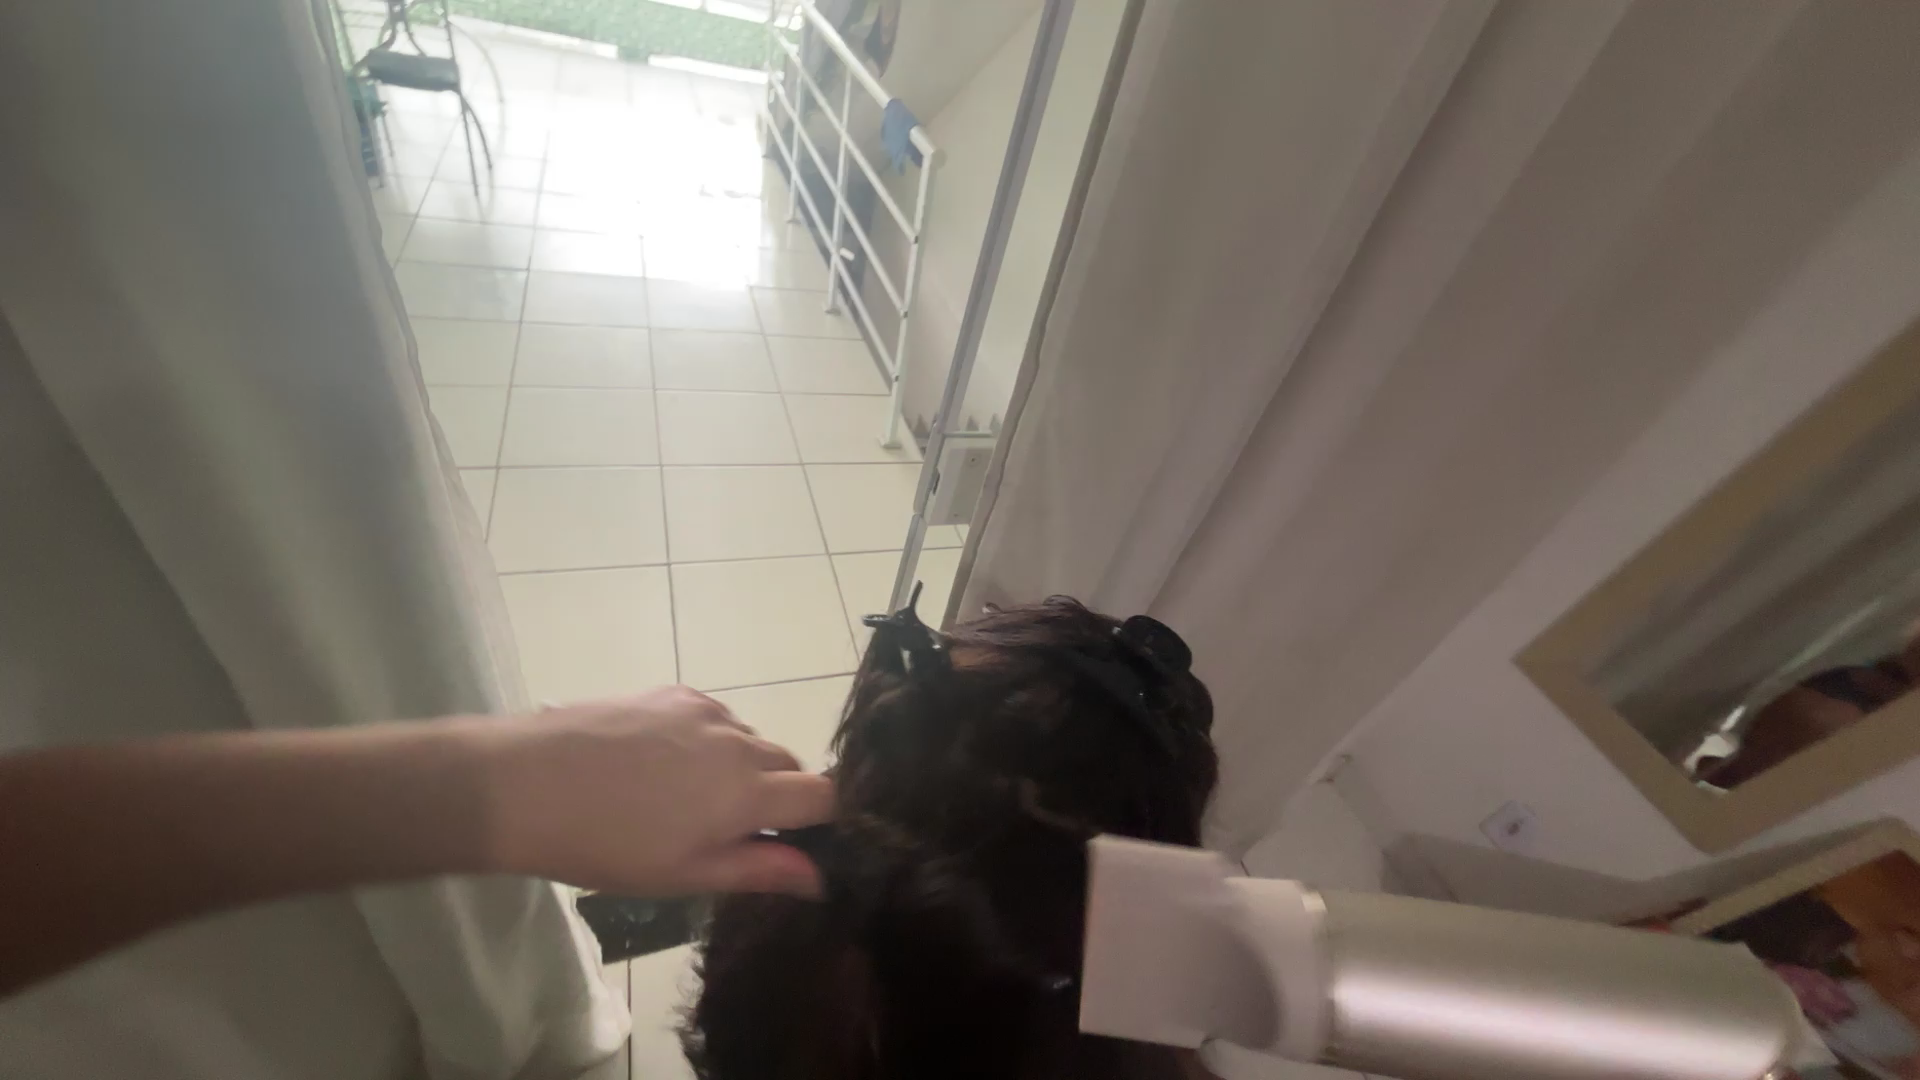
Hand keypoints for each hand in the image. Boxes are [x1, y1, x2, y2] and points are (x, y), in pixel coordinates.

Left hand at [467, 688, 833, 897]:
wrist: (525, 783)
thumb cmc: (607, 846)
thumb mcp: (685, 875)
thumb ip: (762, 870)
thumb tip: (820, 877)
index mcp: (748, 793)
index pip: (824, 794)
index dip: (824, 817)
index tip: (799, 837)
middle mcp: (741, 742)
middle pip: (790, 763)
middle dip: (778, 793)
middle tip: (730, 825)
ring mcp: (710, 711)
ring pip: (751, 741)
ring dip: (740, 766)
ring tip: (684, 793)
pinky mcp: (680, 692)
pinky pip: (718, 718)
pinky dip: (709, 740)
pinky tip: (662, 760)